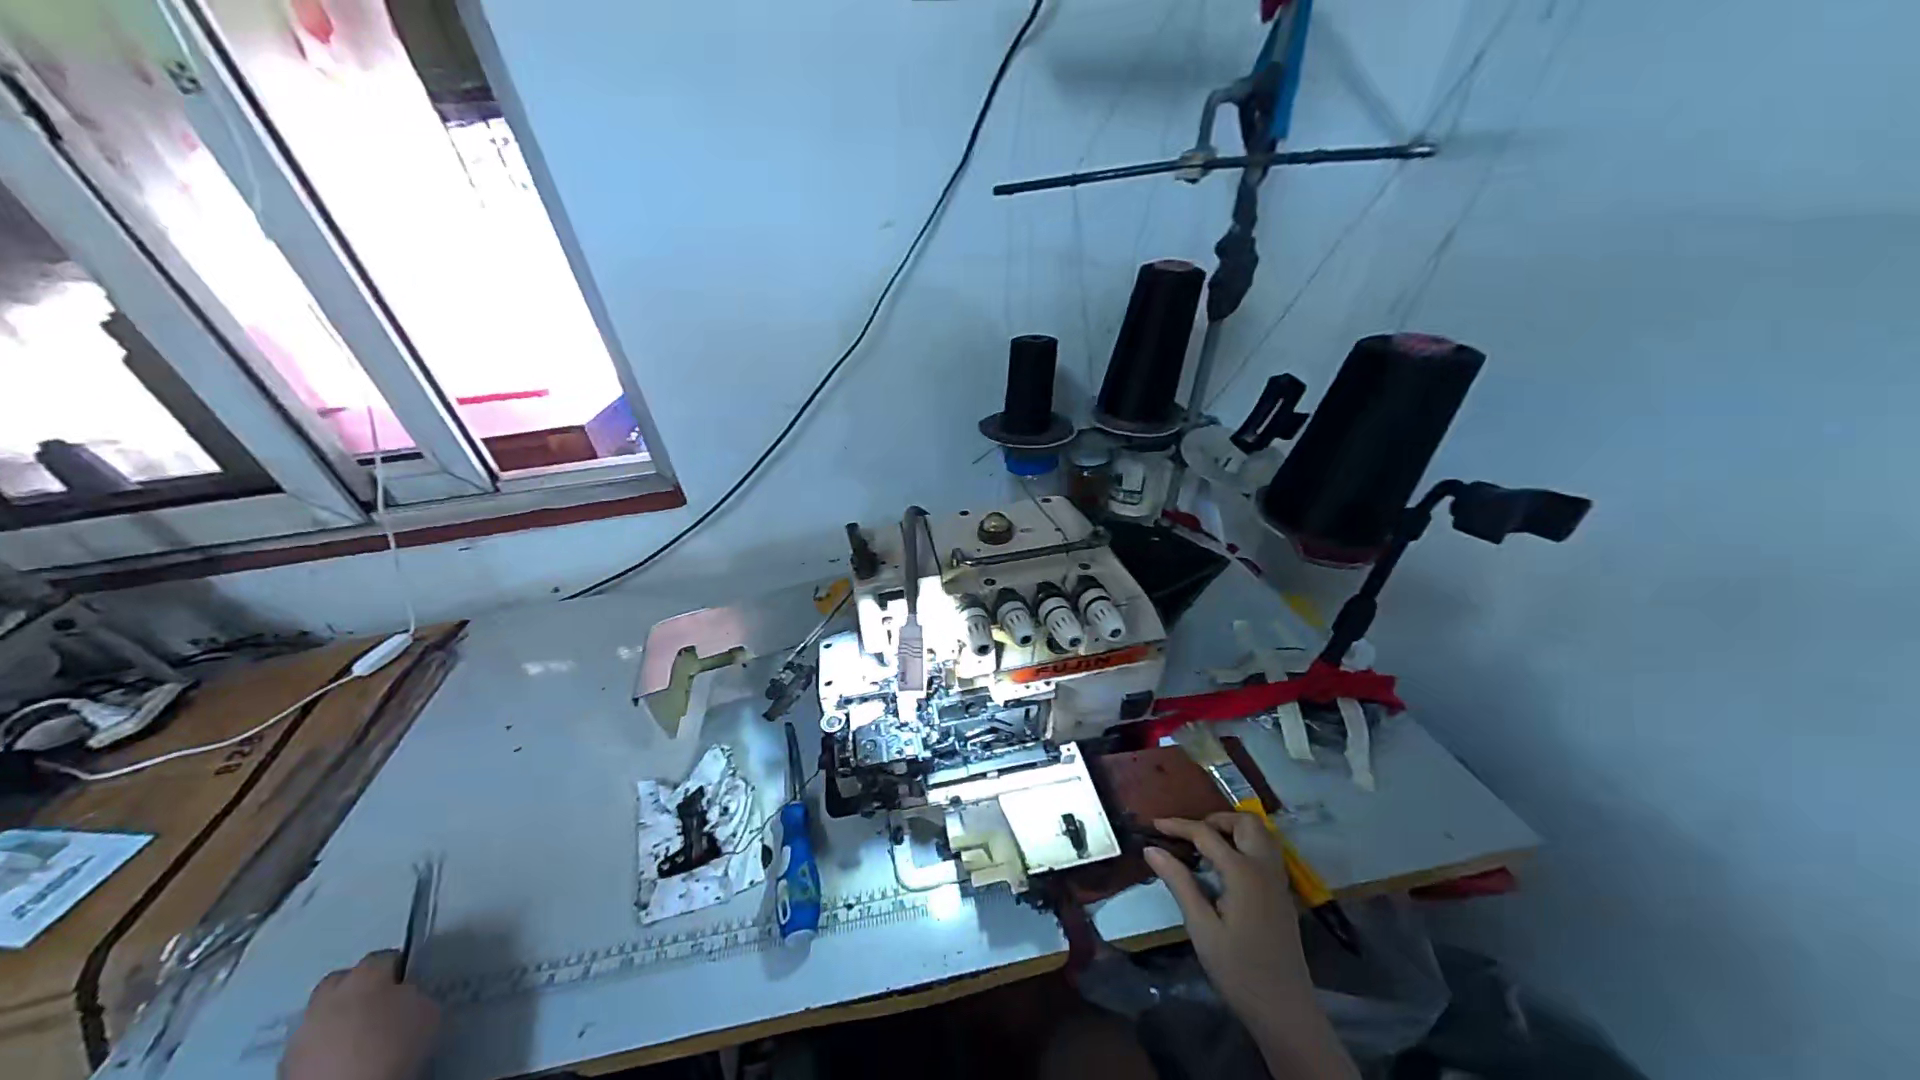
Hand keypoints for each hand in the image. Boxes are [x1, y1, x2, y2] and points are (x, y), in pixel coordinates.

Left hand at [280, 950, 439, 1079]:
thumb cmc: (394, 1046)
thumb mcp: (428, 1012)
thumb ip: (416, 996)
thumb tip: (406, 998)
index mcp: (365, 976)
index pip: (383, 957)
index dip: (398, 969)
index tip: (409, 985)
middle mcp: (328, 997)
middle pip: (341, 980)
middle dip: (356, 988)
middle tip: (377, 1006)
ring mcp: (301, 1032)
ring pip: (321, 1014)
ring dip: (336, 1019)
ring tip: (358, 1038)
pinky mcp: (285, 1064)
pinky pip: (310, 1044)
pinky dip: (323, 1047)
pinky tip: (342, 1059)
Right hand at [1145, 813, 1356, 1079]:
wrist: (1284, 1009)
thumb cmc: (1237, 969)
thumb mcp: (1201, 926)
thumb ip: (1179, 882)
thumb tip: (1152, 850)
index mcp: (1243, 873)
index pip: (1206, 834)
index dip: (1177, 826)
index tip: (1153, 825)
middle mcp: (1265, 868)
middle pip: (1244, 823)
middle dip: (1214, 819)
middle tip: (1188, 834)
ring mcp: (1278, 881)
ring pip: (1261, 834)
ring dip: (1233, 829)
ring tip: (1206, 844)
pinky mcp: (1282, 894)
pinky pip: (1267, 852)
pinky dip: (1246, 844)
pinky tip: (1226, 865)